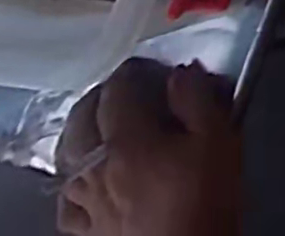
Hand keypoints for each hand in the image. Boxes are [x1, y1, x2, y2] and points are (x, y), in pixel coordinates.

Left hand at [55, 60, 240, 235]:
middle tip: (125, 89)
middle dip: (101, 96)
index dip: (132, 70)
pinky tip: (89, 176)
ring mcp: (86, 205)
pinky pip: (66, 200)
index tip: (150, 66)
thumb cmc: (207, 198)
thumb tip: (177, 73)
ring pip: (66, 157)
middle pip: (80, 119)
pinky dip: (74, 178)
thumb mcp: (217, 137)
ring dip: (82, 131)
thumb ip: (196, 97)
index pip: (116, 90)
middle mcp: (96, 169)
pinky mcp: (86, 234)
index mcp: (128, 141)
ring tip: (104, 125)